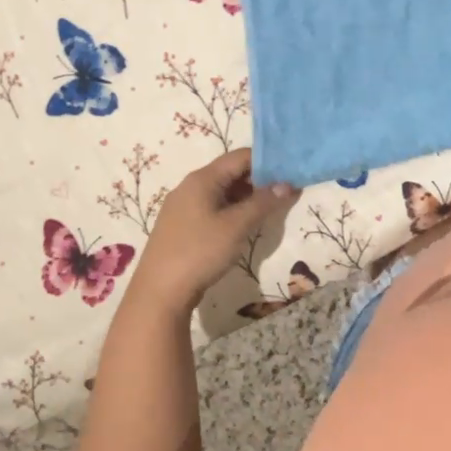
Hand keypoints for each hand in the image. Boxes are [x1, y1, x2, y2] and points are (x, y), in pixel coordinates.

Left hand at [132, 148, 299, 312]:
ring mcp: (184, 207)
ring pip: (223, 192)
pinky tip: (245, 226)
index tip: (291, 171)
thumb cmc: (199, 252)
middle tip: (286, 191)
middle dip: (260, 180)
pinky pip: (213, 208)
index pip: (241, 156)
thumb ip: (264, 201)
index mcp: (202, 179)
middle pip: (231, 172)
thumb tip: (288, 184)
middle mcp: (190, 187)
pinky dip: (233, 211)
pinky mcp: (182, 226)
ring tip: (271, 209)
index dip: (267, 161)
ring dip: (247, 198)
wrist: (159, 293)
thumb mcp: (237, 226)